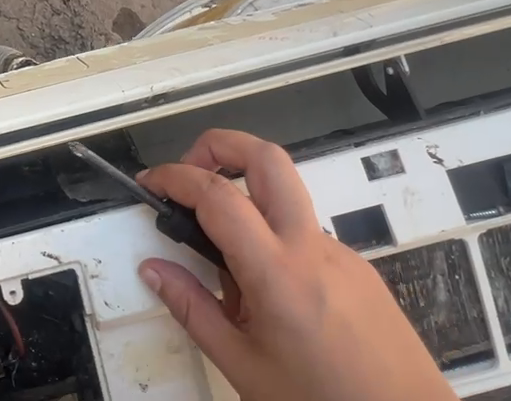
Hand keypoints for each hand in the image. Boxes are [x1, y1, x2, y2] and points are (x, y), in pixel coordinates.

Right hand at [136, 130, 455, 400]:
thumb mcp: (242, 365)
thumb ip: (192, 309)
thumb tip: (153, 269)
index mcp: (278, 272)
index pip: (218, 195)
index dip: (175, 177)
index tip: (150, 183)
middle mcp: (313, 247)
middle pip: (267, 157)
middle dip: (220, 146)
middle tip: (189, 175)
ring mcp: (343, 254)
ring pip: (285, 198)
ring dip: (245, 202)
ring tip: (227, 268)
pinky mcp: (361, 269)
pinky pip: (304, 234)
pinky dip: (273, 241)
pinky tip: (270, 298)